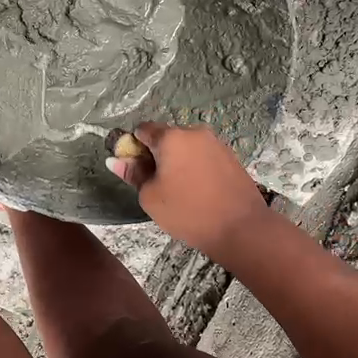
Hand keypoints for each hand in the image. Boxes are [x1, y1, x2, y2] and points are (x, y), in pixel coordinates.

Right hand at [106, 123, 269, 256]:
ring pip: (186, 147)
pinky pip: (204, 156)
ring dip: (178, 161)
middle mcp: (194, 132)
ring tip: (181, 190)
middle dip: (158, 154)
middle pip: (166, 136)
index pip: (143, 129)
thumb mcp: (151, 196)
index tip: (137, 170)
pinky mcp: (231, 157)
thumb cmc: (188, 212)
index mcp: (171, 137)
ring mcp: (215, 143)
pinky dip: (196, 167)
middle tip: (158, 184)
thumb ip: (133, 173)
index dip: (134, 147)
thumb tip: (115, 159)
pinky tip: (200, 191)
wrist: (241, 228)